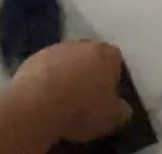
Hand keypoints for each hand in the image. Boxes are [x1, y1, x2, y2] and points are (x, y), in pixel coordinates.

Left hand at [8, 40, 132, 143]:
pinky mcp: (37, 56)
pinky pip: (47, 66)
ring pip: (68, 60)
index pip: (116, 61)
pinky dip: (48, 78)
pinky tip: (45, 96)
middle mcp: (86, 44)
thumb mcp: (110, 117)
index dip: (112, 78)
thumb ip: (121, 110)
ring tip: (63, 97)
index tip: (106, 96)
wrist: (40, 101)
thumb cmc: (82, 107)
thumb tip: (124, 108)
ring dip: (67, 73)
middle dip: (89, 72)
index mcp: (108, 54)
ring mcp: (60, 47)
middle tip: (84, 96)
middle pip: (91, 57)